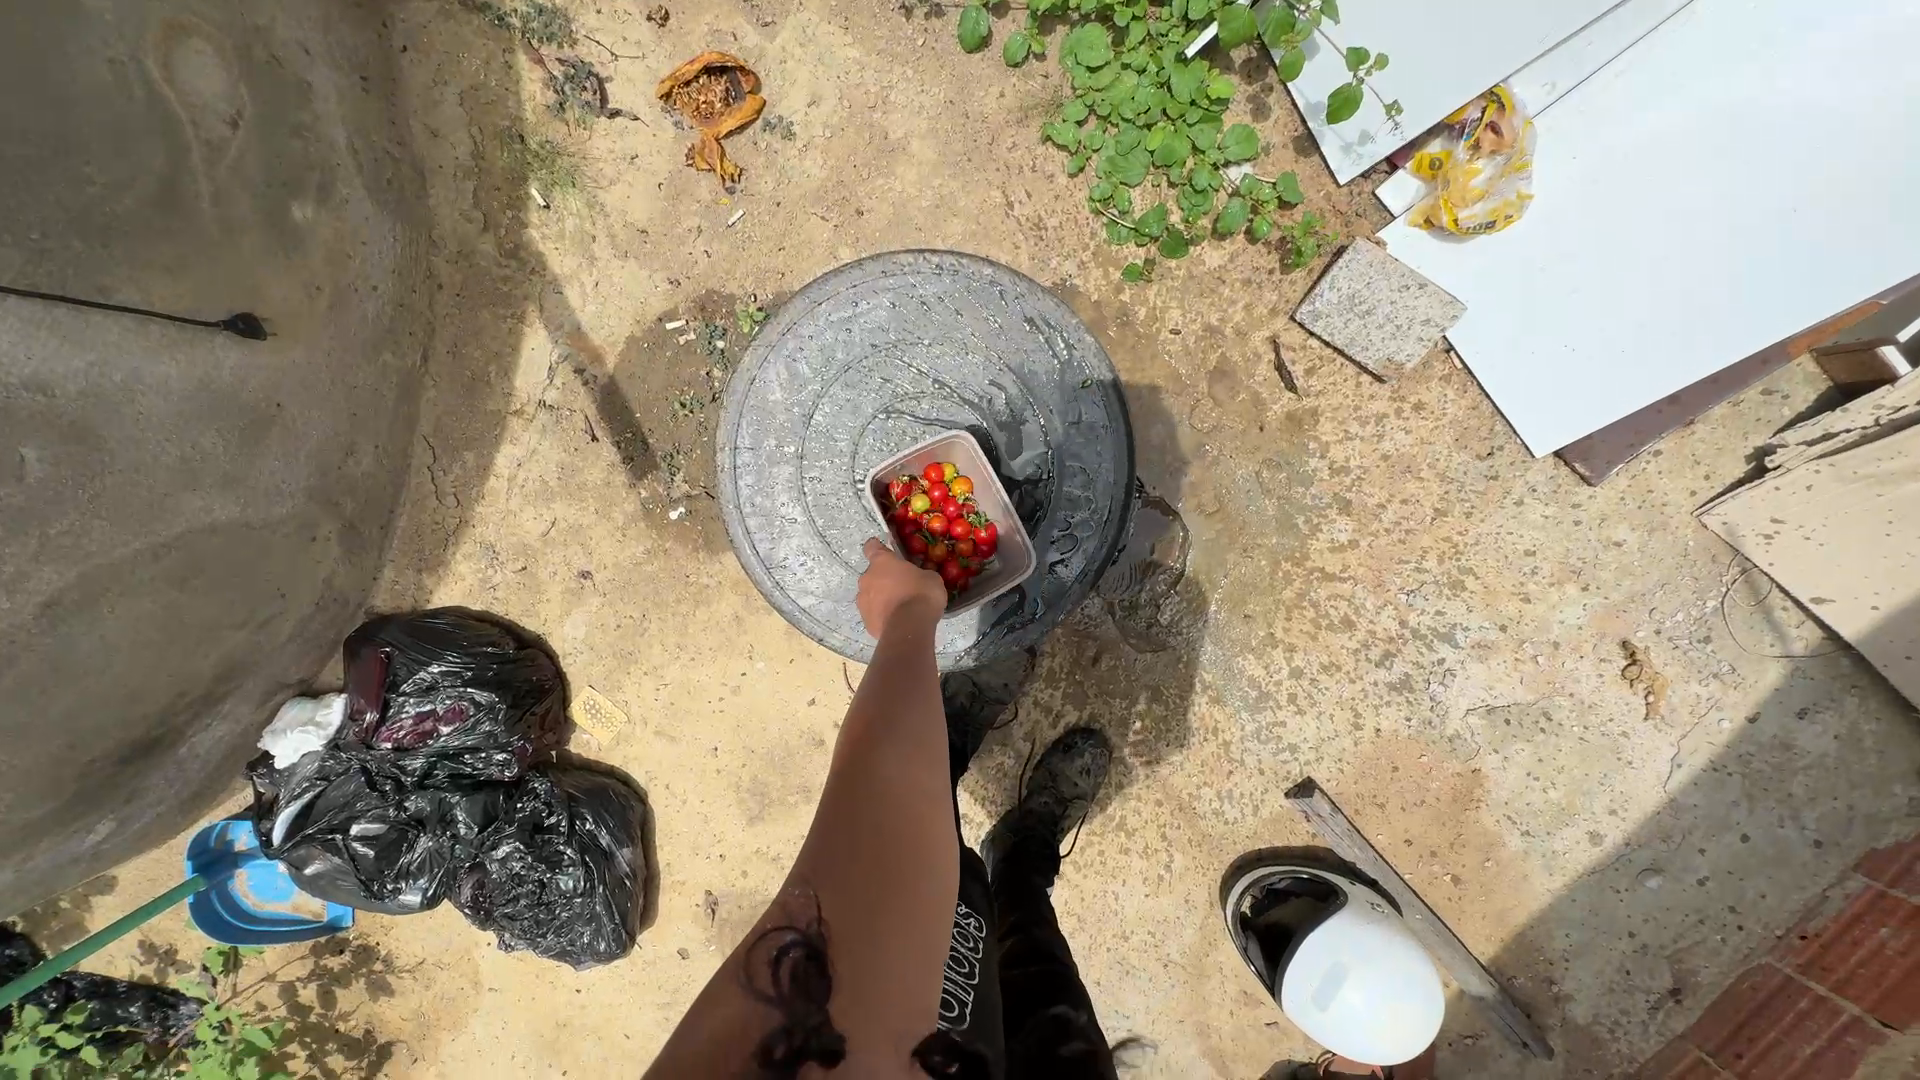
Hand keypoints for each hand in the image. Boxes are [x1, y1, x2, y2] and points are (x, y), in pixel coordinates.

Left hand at [856, 538, 945, 638]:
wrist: (909, 628)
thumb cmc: (921, 594)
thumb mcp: (931, 578)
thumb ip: (921, 573)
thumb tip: (921, 577)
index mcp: (881, 562)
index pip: (871, 547)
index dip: (877, 548)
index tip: (885, 551)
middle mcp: (866, 579)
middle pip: (872, 574)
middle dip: (884, 579)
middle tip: (902, 586)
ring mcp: (862, 602)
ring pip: (870, 595)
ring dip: (881, 598)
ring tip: (900, 607)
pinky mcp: (866, 621)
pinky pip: (874, 614)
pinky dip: (882, 615)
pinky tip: (897, 621)